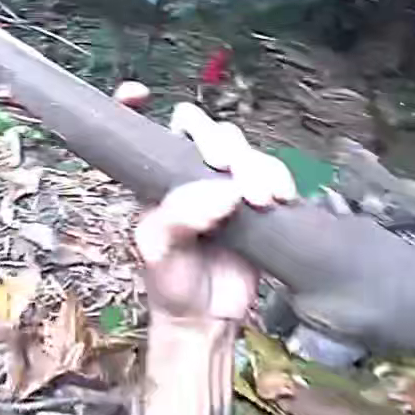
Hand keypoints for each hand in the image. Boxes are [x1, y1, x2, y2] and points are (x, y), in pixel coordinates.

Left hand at [132, 101, 295, 324]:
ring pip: (239, 146)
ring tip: (259, 197)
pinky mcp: (255, 197)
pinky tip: (280, 196)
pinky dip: (278, 177)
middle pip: (202, 127)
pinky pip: (270, 171)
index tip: (139, 94)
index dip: (133, 103)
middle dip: (216, 139)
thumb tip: (225, 192)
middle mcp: (187, 170)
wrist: (207, 321)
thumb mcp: (158, 250)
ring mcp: (223, 182)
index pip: (141, 127)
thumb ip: (182, 217)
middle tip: (225, 165)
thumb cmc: (171, 283)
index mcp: (154, 174)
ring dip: (253, 162)